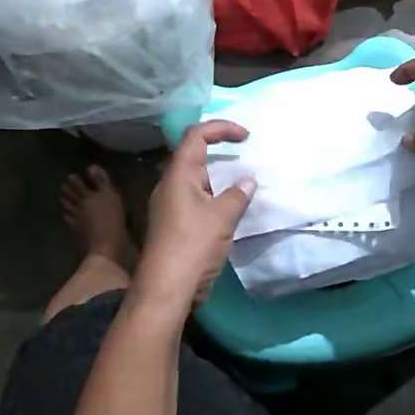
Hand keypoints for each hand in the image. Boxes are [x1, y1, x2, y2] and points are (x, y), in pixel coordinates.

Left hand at [134, 121, 255, 302]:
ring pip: (195, 179)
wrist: (166, 287)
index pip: (196, 135)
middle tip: (244, 154)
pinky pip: (195, 198)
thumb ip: (237, 194)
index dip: (220, 128)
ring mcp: (169, 204)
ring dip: (217, 175)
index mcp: (178, 174)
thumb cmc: (193, 245)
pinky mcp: (173, 223)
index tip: (245, 136)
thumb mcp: (222, 217)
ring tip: (242, 180)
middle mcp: (169, 184)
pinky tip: (230, 206)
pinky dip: (213, 195)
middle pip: (192, 154)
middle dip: (219, 149)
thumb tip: (248, 180)